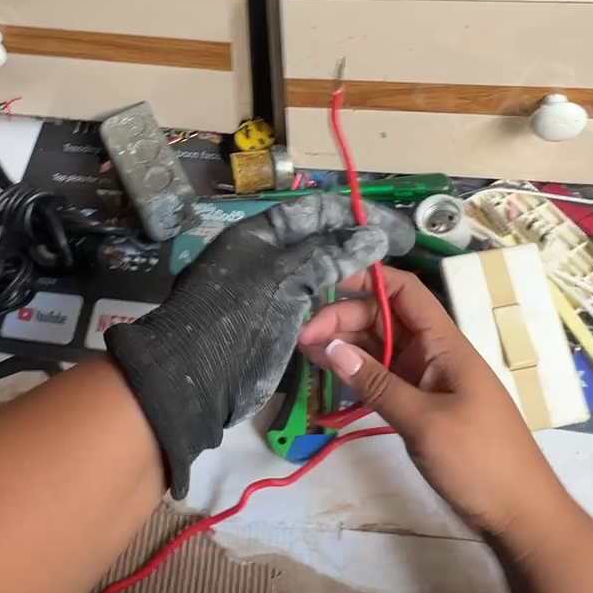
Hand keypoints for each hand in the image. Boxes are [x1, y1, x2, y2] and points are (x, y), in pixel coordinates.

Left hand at [107, 195, 413, 498]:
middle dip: (357, 244)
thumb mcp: (287, 280)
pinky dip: (334, 305)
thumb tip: (374, 236)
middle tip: (399, 254)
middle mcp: (264, 255)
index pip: (318, 211)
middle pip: (319, 240)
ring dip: (349, 275)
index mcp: (260, 233)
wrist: (192, 382)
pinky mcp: (271, 321)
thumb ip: (331, 255)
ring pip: (317, 274)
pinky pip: (310, 304)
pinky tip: (361, 310)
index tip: (397, 228)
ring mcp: (267, 289)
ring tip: (386, 282)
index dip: (358, 215)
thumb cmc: (238, 319)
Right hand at [300, 267, 564, 536]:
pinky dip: (355, 373)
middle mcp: (432, 352)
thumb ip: (376, 383)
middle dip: (343, 318)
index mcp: (444, 342)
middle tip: (304, 337)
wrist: (522, 516)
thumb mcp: (425, 422)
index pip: (405, 291)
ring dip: (344, 345)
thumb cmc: (481, 461)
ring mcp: (425, 379)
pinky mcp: (419, 404)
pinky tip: (327, 374)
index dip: (368, 278)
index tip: (324, 282)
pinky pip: (381, 377)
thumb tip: (330, 348)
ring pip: (378, 346)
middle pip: (383, 317)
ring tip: (304, 351)